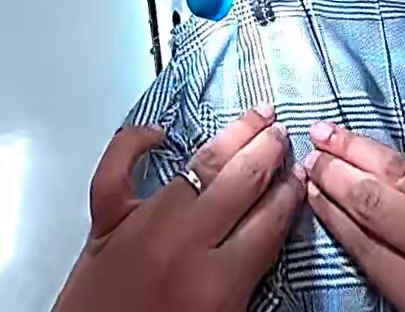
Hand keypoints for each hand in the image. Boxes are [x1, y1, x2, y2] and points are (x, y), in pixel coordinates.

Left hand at [53, 106, 301, 311]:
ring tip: (253, 117)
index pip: (265, 227)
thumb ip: (246, 286)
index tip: (299, 174)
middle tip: (282, 130)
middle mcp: (182, 245)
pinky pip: (117, 168)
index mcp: (216, 288)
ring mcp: (141, 224)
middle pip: (237, 184)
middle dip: (265, 153)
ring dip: (229, 137)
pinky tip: (158, 131)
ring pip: (194, 167)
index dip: (287, 197)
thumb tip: (267, 233)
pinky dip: (134, 143)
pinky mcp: (105, 218)